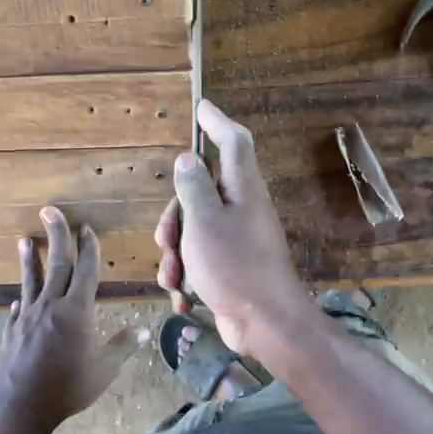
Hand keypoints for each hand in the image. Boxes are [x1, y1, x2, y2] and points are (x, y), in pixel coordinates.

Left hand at [0, 207, 141, 433]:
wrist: (21, 406)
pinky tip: (19, 299)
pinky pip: (19, 309)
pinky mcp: (12, 332)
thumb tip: (142, 331)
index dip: (89, 248)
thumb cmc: (68, 388)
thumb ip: (123, 347)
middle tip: (50, 211)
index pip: (86, 270)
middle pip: (56, 264)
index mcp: (77, 310)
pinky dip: (22, 299)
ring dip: (30, 258)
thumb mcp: (104, 370)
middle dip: (57, 235)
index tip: (88, 229)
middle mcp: (51, 306)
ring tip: (26, 240)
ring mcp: (28, 317)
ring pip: (31, 280)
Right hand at [156, 100, 311, 354]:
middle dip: (173, 219)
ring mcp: (237, 240)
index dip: (217, 123)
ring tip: (174, 278)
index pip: (232, 143)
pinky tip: (184, 298)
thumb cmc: (236, 267)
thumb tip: (188, 159)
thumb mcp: (204, 222)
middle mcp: (242, 210)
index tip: (202, 108)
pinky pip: (199, 261)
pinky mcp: (231, 268)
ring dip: (175, 254)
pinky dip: (187, 277)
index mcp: (242, 190)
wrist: (265, 325)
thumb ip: (193, 188)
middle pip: (199, 195)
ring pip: (193, 232)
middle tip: (166, 242)